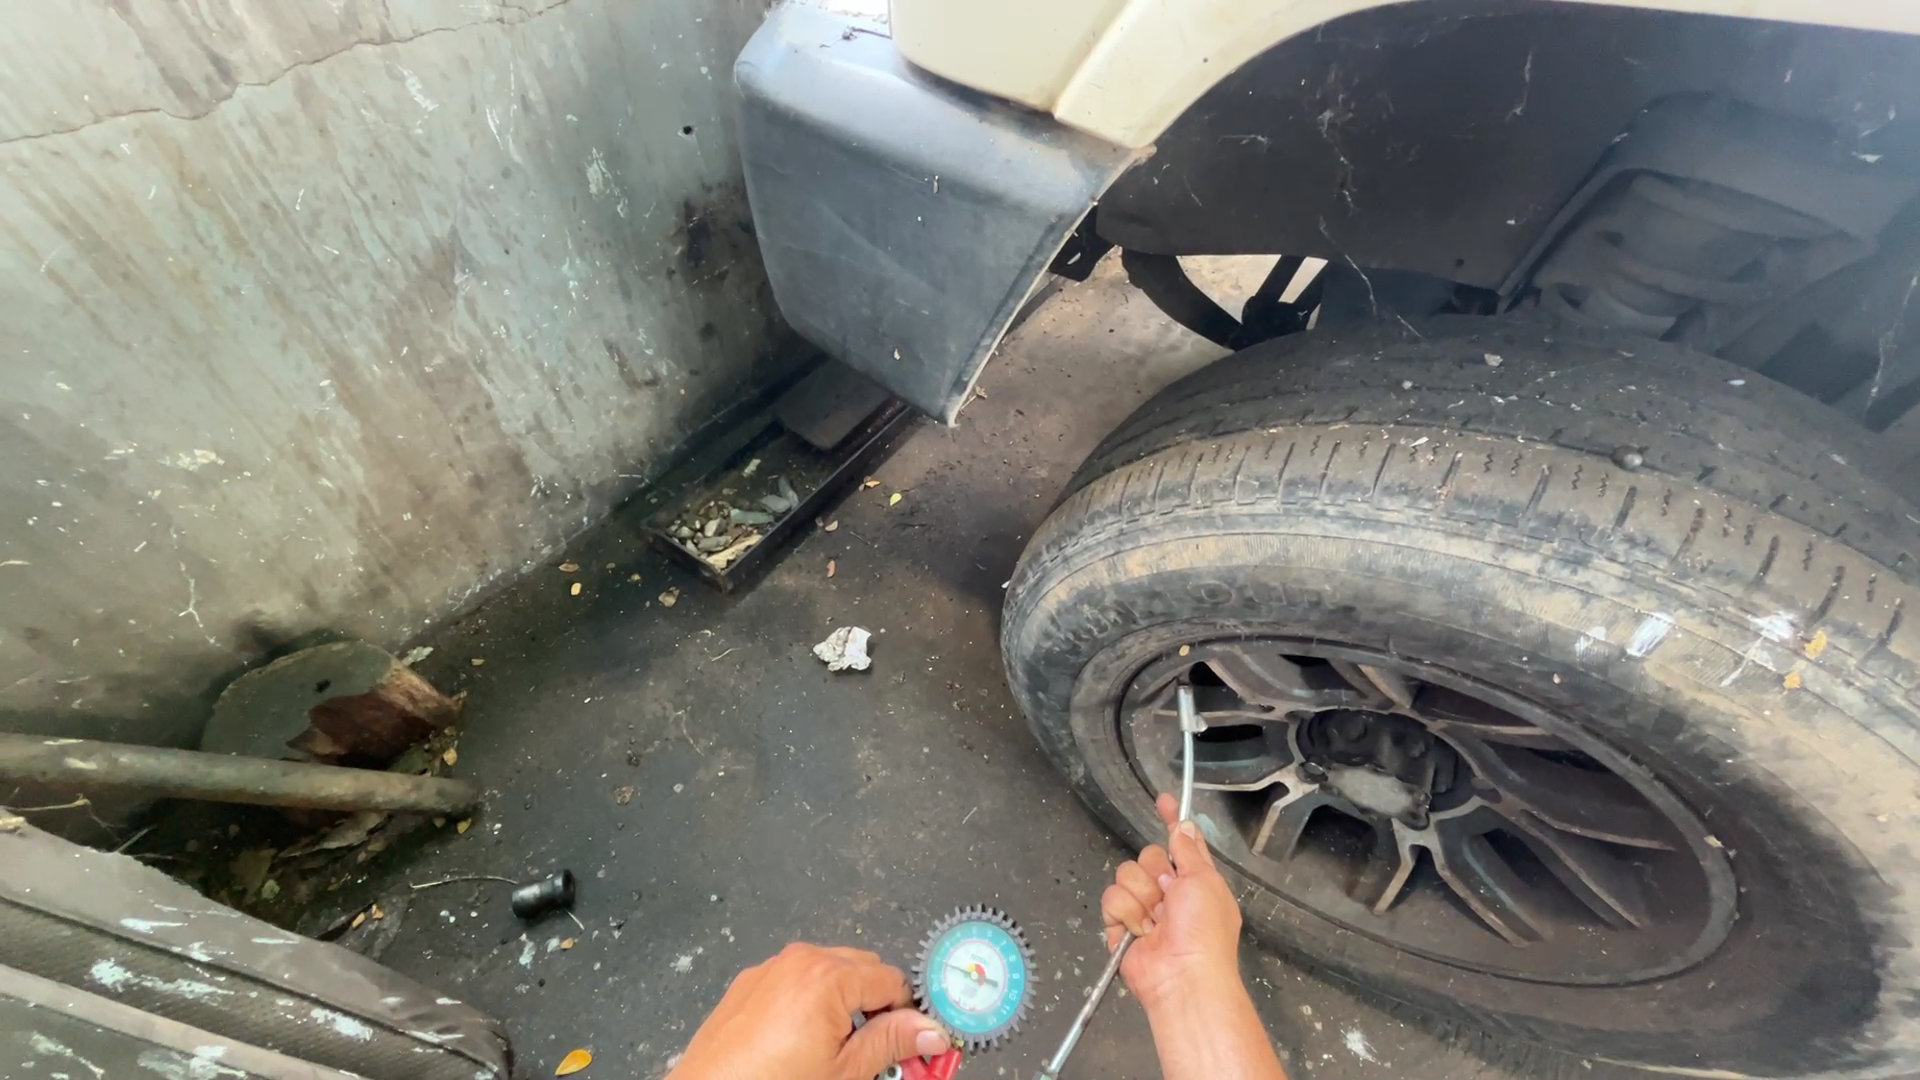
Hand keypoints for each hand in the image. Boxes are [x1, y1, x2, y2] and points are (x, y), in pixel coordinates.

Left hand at [666, 943, 951, 1079]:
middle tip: (873, 1052)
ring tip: (832, 1050)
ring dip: (842, 1001)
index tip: (910, 1042)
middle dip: (874, 1005)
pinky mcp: (749, 982)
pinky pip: (795, 978)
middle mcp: (801, 959)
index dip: (905, 1014)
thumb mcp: (844, 1074)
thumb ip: (891, 1043)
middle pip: (863, 968)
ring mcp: (772, 967)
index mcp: (829, 975)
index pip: (892, 980)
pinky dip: (807, 1001)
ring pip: (829, 970)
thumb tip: (930, 1029)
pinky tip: (797, 1043)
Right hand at [1101, 793, 1243, 1009]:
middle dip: (1155, 872)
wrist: (1183, 977)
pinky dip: (1126, 914)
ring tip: (1155, 921)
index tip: (1164, 800)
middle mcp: (1168, 892)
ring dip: (1141, 897)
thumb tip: (1184, 824)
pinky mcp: (1120, 924)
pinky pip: (1111, 898)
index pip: (1179, 842)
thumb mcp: (1204, 881)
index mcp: (1193, 881)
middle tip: (1169, 895)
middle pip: (1146, 855)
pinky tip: (1140, 931)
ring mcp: (1143, 908)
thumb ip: (1188, 850)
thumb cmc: (1204, 930)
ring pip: (1126, 874)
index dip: (1171, 820)